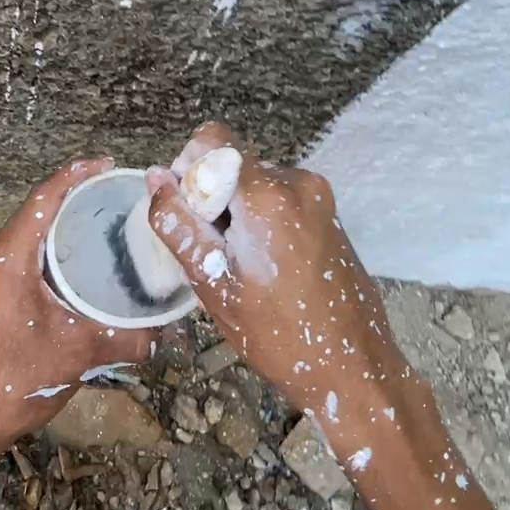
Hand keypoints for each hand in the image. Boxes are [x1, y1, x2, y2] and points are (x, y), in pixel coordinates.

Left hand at [0, 157, 155, 440]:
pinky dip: (56, 239)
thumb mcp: (80, 353)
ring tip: (105, 211)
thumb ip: (129, 339)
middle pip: (38, 206)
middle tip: (116, 185)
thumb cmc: (17, 378)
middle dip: (75, 189)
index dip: (75, 174)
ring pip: (33, 227)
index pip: (44, 197)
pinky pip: (31, 248)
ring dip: (64, 214)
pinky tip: (85, 253)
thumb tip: (169, 330)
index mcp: (11, 256)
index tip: (107, 162)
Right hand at [145, 124, 393, 416]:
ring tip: (241, 264)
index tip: (189, 214)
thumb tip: (155, 177)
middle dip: (211, 197)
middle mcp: (297, 180)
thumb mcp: (212, 282)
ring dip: (235, 209)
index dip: (188, 168)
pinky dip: (260, 217)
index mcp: (267, 194)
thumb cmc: (277, 333)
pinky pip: (277, 195)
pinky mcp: (329, 211)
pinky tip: (266, 264)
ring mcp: (319, 195)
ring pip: (252, 180)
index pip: (212, 139)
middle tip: (214, 252)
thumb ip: (177, 224)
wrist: (354, 370)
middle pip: (231, 162)